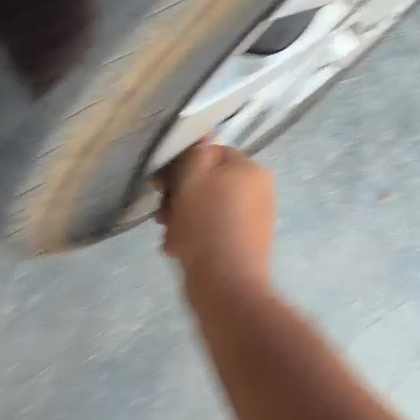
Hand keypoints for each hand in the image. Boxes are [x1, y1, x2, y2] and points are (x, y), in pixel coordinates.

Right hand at [156, 141, 275, 292]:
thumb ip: (196, 151)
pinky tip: (178, 250)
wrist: (227, 287)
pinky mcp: (245, 244)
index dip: (181, 166)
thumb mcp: (193, 179)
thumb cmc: (207, 227)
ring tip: (171, 237)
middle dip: (179, 198)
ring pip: (206, 209)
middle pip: (207, 182)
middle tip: (162, 215)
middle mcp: (259, 191)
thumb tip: (203, 133)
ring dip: (182, 219)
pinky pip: (213, 230)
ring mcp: (254, 219)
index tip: (160, 186)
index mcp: (252, 170)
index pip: (210, 153)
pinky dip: (194, 237)